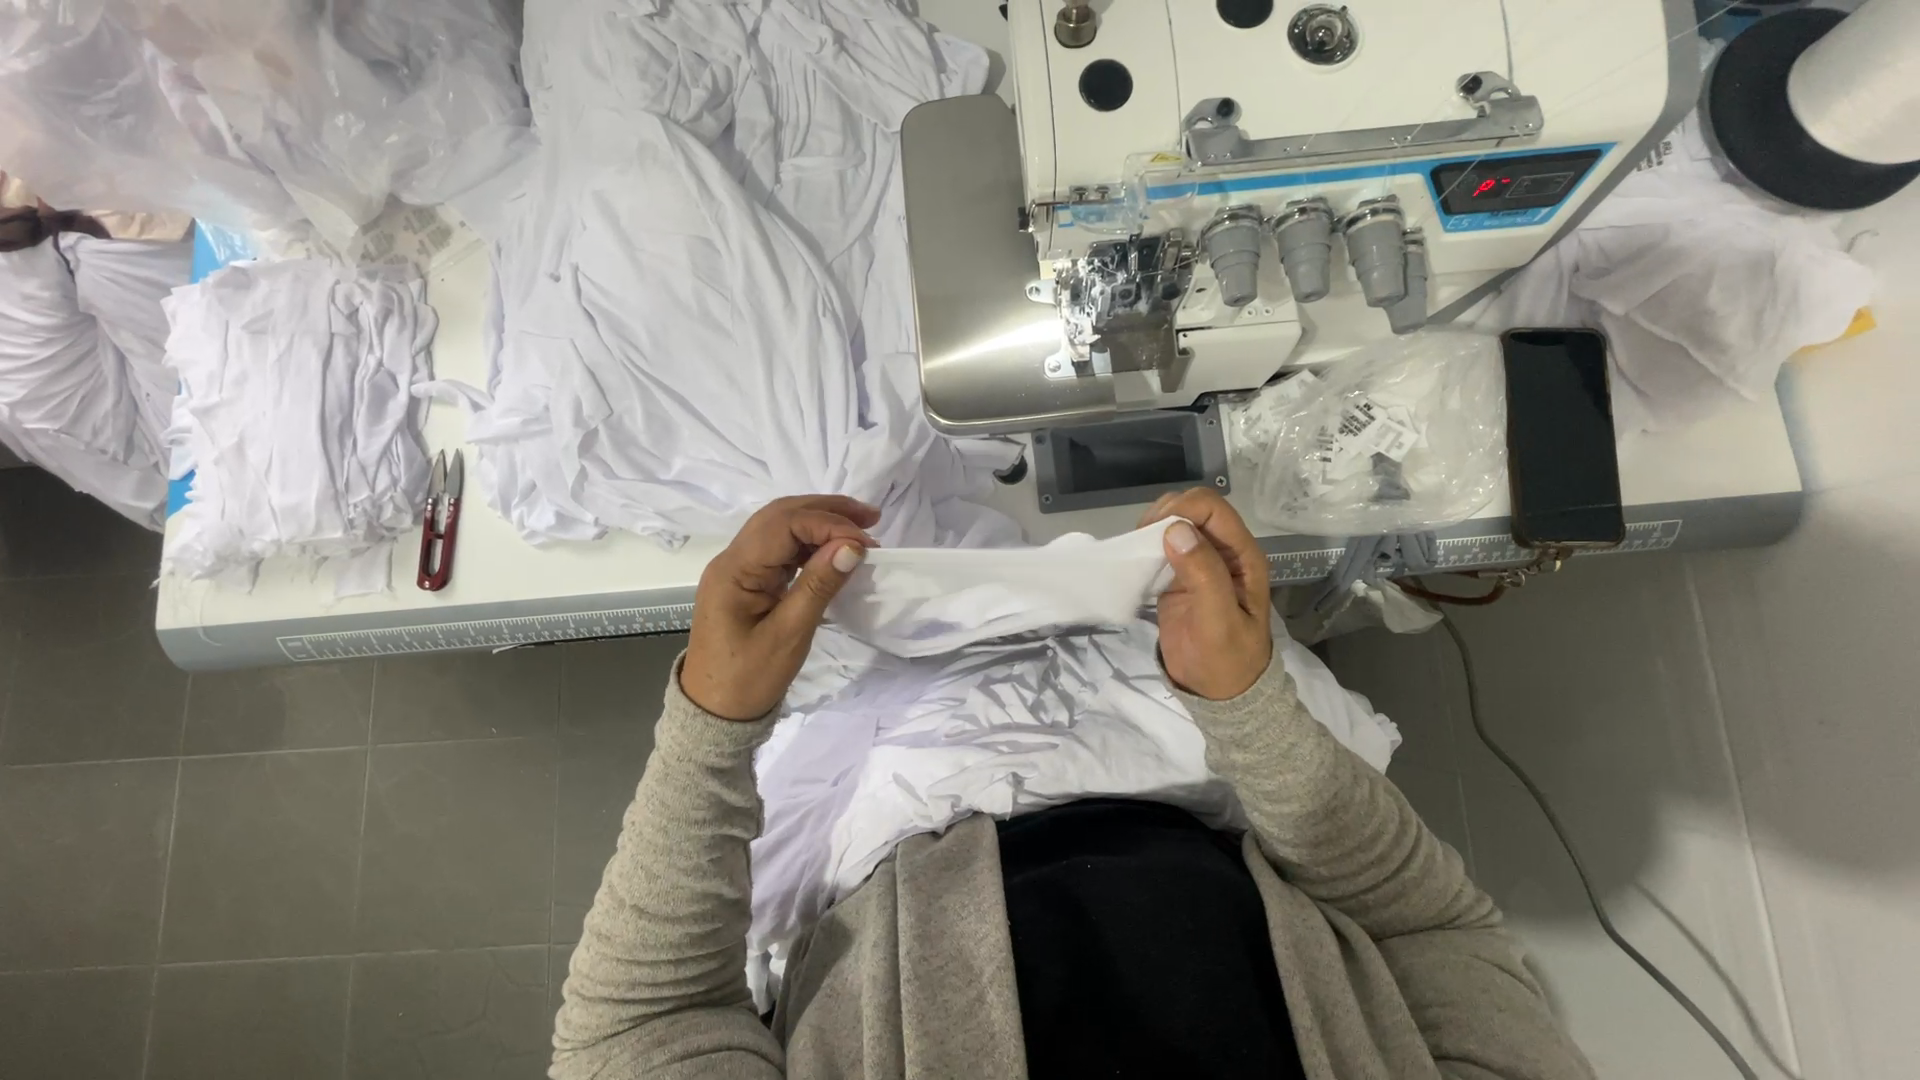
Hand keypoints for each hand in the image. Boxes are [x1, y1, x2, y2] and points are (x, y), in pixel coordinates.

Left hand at [680, 495, 878, 720]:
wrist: (714, 713)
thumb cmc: (748, 679)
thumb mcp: (789, 635)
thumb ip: (819, 585)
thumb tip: (852, 546)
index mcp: (734, 569)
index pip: (784, 524)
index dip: (828, 524)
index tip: (866, 544)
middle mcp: (732, 559)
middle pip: (780, 515)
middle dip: (826, 510)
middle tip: (871, 517)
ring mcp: (738, 568)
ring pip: (781, 527)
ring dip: (820, 521)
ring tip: (861, 528)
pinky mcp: (749, 581)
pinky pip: (780, 549)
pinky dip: (811, 542)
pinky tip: (836, 550)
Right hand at [1140, 488, 1271, 699]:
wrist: (1218, 692)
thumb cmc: (1227, 659)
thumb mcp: (1219, 620)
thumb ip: (1203, 574)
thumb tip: (1176, 530)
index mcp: (1242, 555)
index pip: (1213, 508)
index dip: (1183, 509)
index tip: (1153, 531)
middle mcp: (1222, 552)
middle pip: (1192, 508)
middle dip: (1163, 516)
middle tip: (1142, 544)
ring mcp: (1199, 563)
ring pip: (1173, 523)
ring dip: (1151, 530)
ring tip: (1137, 553)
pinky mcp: (1177, 577)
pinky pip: (1160, 547)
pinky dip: (1144, 547)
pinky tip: (1135, 563)